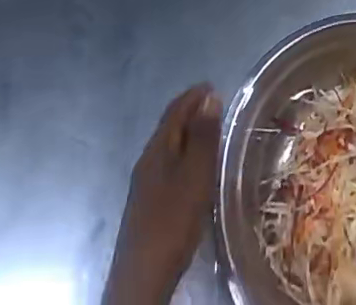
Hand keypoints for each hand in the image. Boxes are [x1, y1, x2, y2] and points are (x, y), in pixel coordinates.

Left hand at [102, 84, 223, 304]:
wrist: (143, 270)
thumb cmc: (172, 219)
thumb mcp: (194, 177)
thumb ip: (202, 139)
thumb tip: (209, 97)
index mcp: (157, 148)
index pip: (174, 112)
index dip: (192, 96)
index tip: (211, 85)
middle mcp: (148, 158)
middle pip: (169, 126)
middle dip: (190, 111)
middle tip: (213, 103)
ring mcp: (146, 181)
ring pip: (168, 146)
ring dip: (187, 133)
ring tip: (208, 131)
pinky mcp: (149, 201)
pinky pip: (169, 164)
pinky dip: (183, 154)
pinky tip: (193, 169)